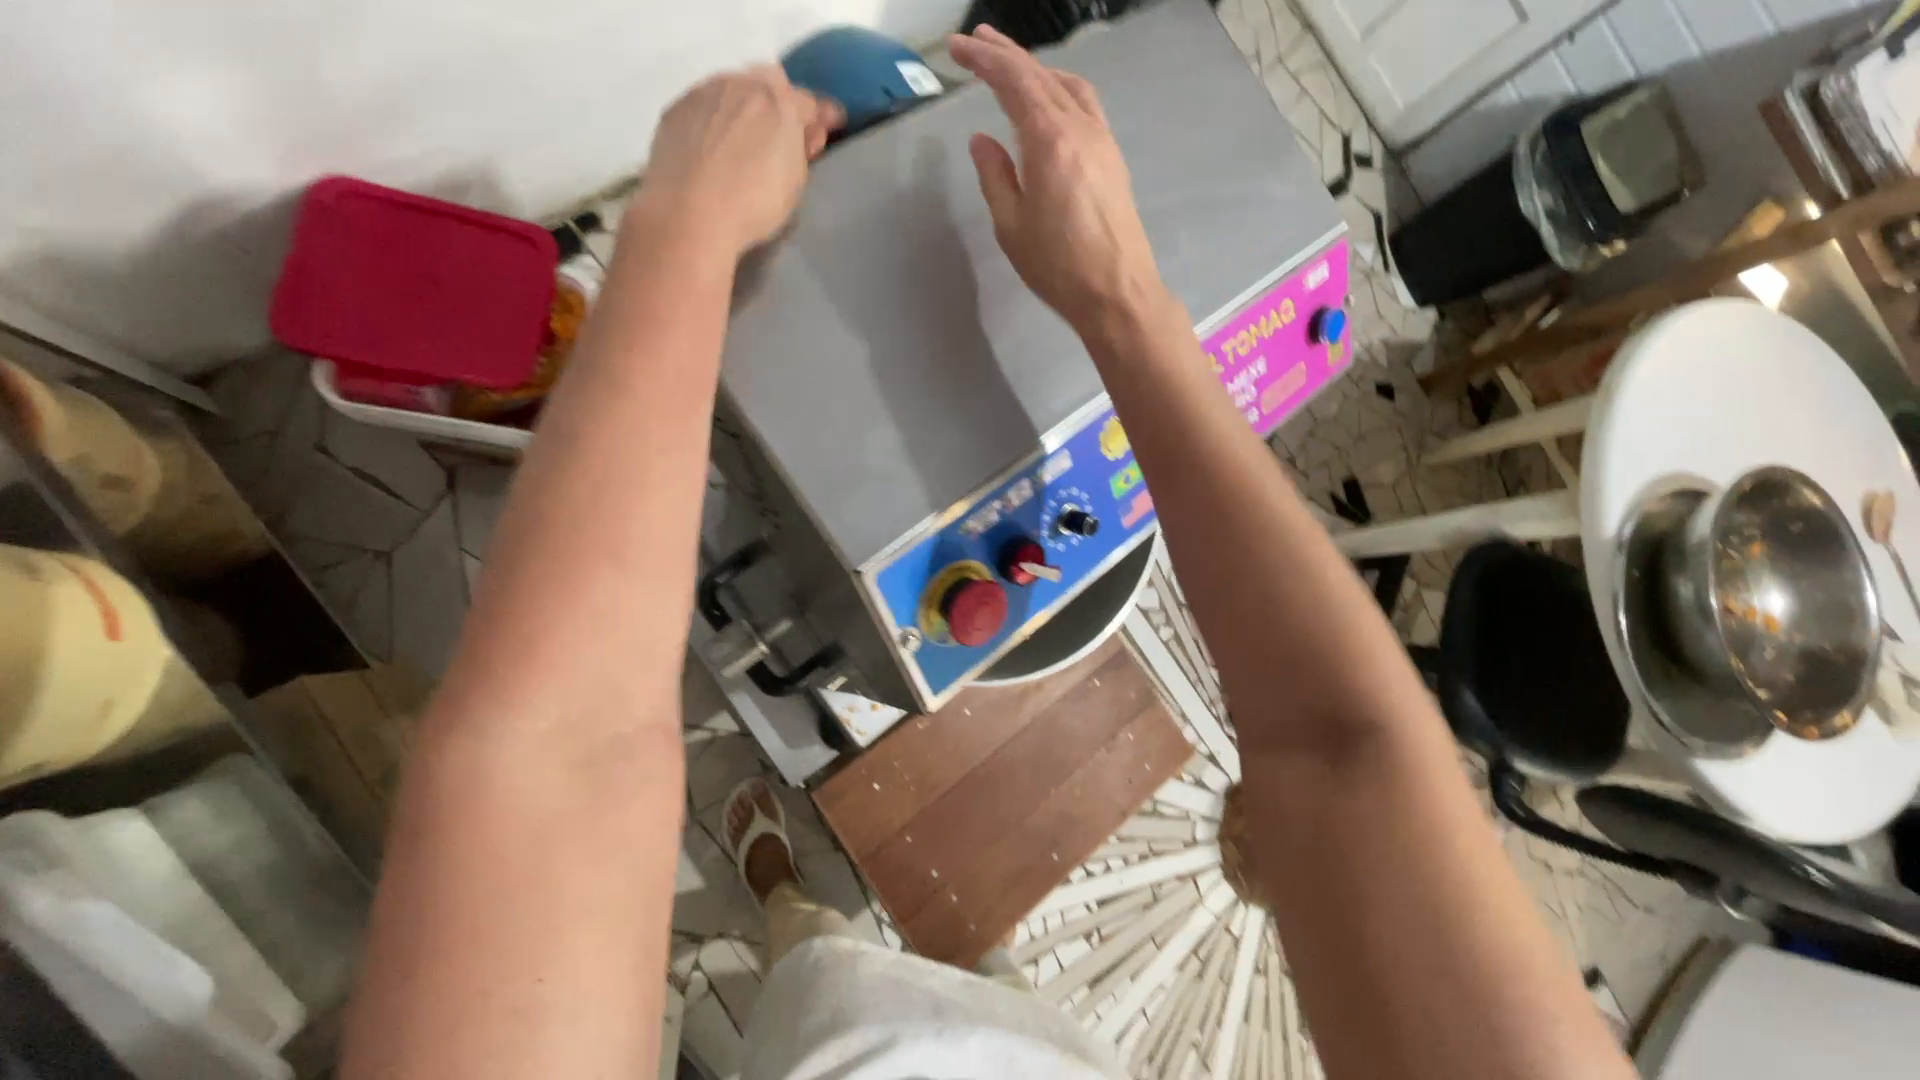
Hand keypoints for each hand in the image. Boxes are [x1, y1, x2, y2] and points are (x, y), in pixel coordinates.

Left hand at [637, 65, 844, 256]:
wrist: (688, 216)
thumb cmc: (753, 207)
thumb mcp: (794, 183)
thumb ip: (802, 150)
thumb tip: (802, 134)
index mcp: (781, 105)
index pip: (811, 102)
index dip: (822, 118)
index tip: (828, 129)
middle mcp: (743, 85)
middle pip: (770, 79)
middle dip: (780, 100)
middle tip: (781, 133)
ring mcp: (705, 92)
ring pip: (733, 87)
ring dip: (745, 107)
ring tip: (743, 140)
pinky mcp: (676, 108)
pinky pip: (705, 104)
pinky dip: (714, 119)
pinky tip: (712, 146)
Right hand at [951, 26, 1168, 337]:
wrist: (1117, 293)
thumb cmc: (1058, 266)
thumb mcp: (1011, 225)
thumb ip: (995, 176)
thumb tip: (982, 140)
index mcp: (1049, 140)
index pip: (1013, 82)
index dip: (983, 60)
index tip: (956, 49)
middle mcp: (1080, 129)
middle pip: (1041, 76)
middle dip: (1006, 55)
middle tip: (977, 41)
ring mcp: (1102, 141)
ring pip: (1068, 86)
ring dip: (1037, 69)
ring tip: (1011, 65)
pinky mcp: (1112, 159)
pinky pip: (1085, 106)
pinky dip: (1060, 90)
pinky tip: (1049, 101)